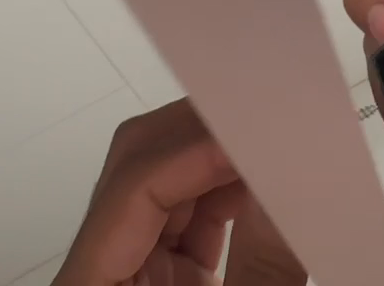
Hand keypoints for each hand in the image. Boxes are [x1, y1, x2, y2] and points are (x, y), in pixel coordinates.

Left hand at [55, 99, 305, 285]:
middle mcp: (101, 262)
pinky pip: (191, 210)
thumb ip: (262, 266)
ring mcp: (130, 261)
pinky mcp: (161, 269)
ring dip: (223, 156)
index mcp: (91, 284)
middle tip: (263, 115)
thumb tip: (292, 185)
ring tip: (273, 141)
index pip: (133, 188)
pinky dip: (231, 190)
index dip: (193, 153)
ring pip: (168, 177)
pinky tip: (267, 181)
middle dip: (207, 136)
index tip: (250, 135)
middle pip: (142, 164)